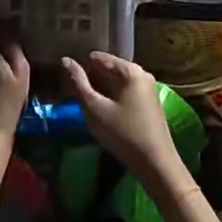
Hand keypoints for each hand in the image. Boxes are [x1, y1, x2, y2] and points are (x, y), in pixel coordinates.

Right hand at [60, 52, 179, 180]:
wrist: (156, 163)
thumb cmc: (123, 133)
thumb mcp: (94, 109)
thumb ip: (78, 83)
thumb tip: (65, 60)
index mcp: (130, 70)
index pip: (98, 58)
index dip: (81, 68)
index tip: (69, 83)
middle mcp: (142, 74)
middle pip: (109, 69)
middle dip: (92, 80)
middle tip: (76, 96)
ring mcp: (149, 89)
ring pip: (117, 82)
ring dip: (101, 91)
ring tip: (86, 104)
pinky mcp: (150, 103)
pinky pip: (126, 92)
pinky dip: (113, 98)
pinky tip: (104, 112)